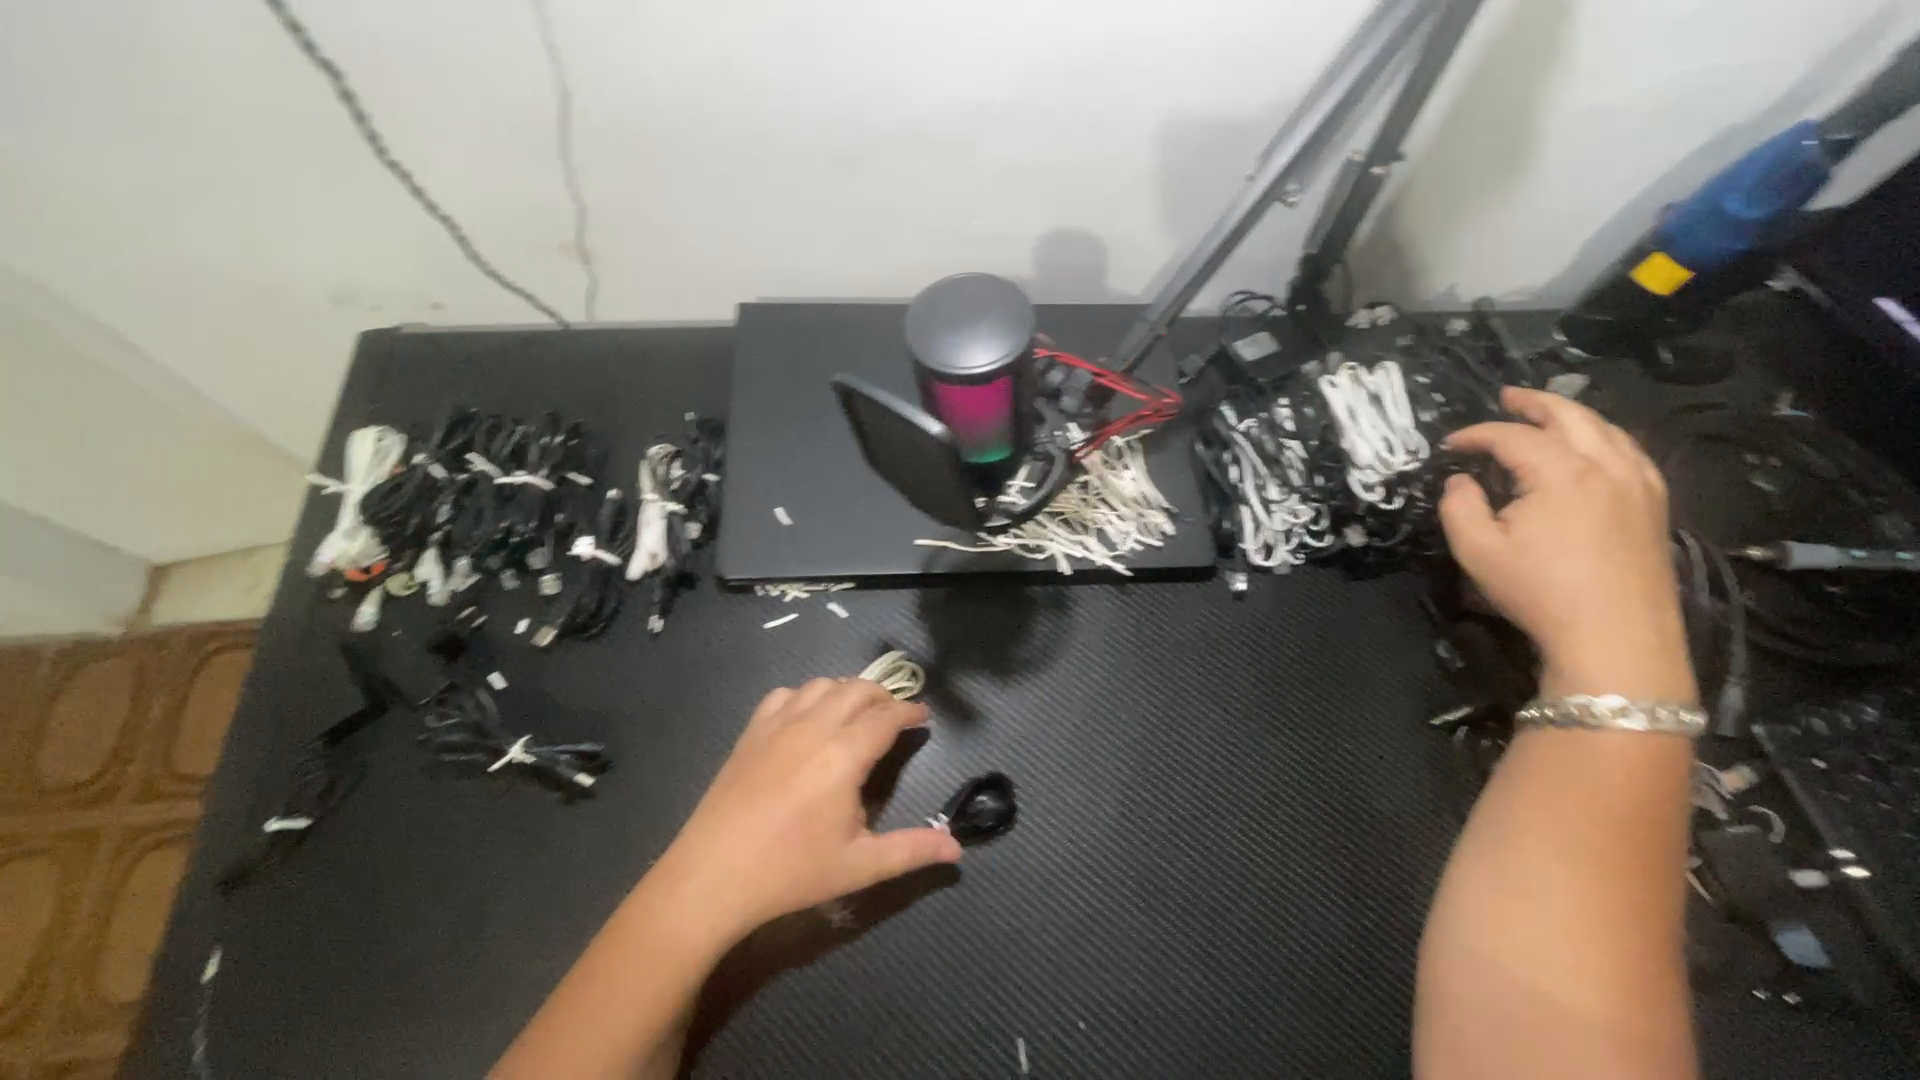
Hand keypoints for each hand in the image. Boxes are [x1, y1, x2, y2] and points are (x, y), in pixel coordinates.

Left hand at [652, 678, 961, 940]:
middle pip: (857, 689)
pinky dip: (805, 696)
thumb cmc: (791, 872)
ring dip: (846, 691)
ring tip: (857, 713)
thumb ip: (912, 851)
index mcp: (844, 754)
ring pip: (821, 685)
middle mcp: (813, 727)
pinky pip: (783, 695)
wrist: (712, 876)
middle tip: (896, 715)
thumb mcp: (860, 866)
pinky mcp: (750, 734)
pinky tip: (807, 717)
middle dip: (883, 696)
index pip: (887, 717)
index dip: (910, 713)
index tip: (924, 718)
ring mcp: (777, 726)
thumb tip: (957, 849)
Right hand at [1440, 387, 1696, 703]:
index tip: (1449, 445)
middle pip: (1570, 415)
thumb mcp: (1477, 551)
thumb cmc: (1540, 592)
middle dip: (1533, 402)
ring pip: (1606, 429)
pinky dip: (1605, 437)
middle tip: (1506, 397)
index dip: (1476, 434)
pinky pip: (1631, 452)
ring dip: (1572, 415)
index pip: (1511, 436)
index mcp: (1560, 471)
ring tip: (1547, 415)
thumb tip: (1461, 481)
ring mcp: (1638, 482)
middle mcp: (1605, 464)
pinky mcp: (1655, 504)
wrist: (1615, 636)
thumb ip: (1458, 506)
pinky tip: (1594, 447)